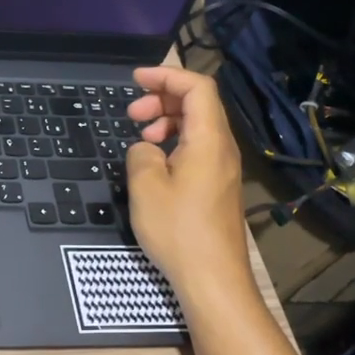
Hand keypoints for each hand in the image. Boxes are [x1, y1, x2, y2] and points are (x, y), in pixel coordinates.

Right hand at [123, 66, 253, 310]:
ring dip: (166, 121)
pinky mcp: (218, 187)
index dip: (166, 76)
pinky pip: (198, 149)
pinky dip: (174, 143)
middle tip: (131, 113)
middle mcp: (222, 148)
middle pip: (199, 104)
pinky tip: (153, 162)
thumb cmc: (178, 229)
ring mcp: (223, 169)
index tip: (135, 80)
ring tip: (139, 136)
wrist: (213, 279)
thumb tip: (146, 148)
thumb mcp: (146, 185)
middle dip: (162, 98)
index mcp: (209, 139)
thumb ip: (141, 153)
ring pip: (197, 127)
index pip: (196, 87)